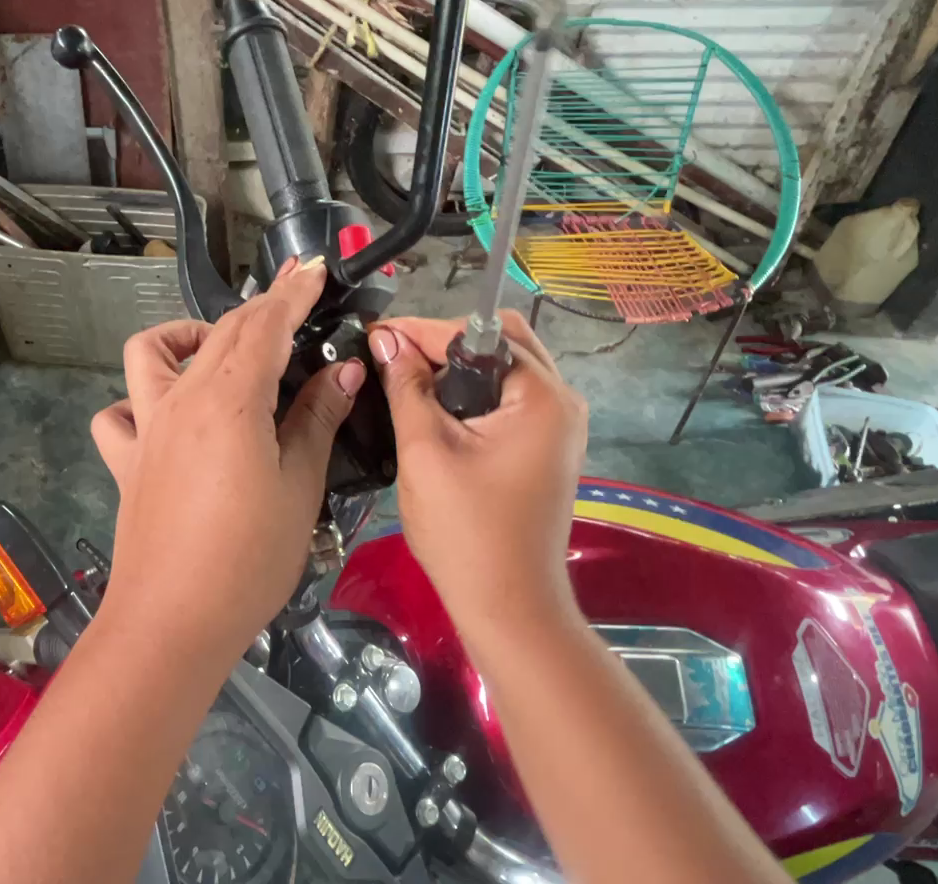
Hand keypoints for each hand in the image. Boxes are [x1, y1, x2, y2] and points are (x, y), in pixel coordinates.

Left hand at [90, 258, 365, 661]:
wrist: (173, 622)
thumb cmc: (248, 558)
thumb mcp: (298, 487)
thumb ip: (316, 420)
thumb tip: (343, 371)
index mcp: (228, 400)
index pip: (264, 327)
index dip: (292, 294)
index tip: (313, 270)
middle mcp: (179, 401)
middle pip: (219, 332)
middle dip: (259, 305)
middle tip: (294, 297)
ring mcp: (145, 429)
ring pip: (150, 354)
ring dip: (184, 338)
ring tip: (218, 353)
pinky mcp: (126, 462)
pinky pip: (119, 415)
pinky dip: (138, 401)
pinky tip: (164, 417)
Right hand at [367, 312, 588, 630]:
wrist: (508, 606)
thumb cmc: (465, 532)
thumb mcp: (425, 452)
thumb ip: (406, 388)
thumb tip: (385, 340)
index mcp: (541, 397)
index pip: (480, 333)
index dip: (423, 329)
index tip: (376, 336)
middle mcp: (562, 402)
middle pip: (503, 341)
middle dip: (444, 341)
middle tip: (394, 356)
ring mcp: (559, 427)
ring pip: (505, 369)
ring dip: (459, 366)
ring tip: (408, 376)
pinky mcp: (546, 447)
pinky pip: (509, 398)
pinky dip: (473, 392)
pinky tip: (436, 405)